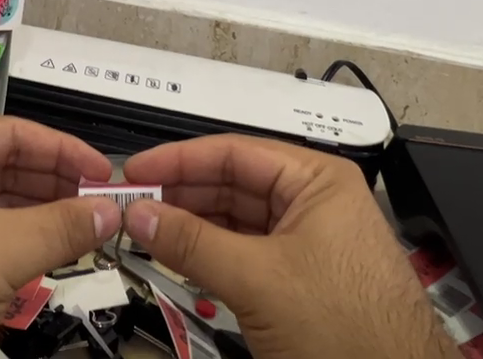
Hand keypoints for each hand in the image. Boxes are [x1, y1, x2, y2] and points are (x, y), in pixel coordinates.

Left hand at [0, 117, 121, 358]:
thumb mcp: (0, 254)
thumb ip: (61, 226)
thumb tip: (112, 211)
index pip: (10, 132)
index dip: (62, 150)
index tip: (103, 170)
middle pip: (4, 165)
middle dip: (55, 185)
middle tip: (101, 202)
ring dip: (41, 215)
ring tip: (86, 227)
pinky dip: (19, 241)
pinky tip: (51, 250)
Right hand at [122, 136, 457, 358]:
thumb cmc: (348, 330)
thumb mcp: (258, 280)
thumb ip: (192, 242)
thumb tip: (139, 214)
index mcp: (315, 179)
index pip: (234, 152)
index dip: (180, 160)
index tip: (137, 171)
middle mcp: (313, 199)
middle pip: (233, 182)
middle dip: (182, 194)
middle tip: (134, 204)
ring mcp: (308, 239)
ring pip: (236, 218)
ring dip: (192, 225)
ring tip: (147, 230)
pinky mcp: (300, 276)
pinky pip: (245, 250)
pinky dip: (210, 252)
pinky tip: (179, 254)